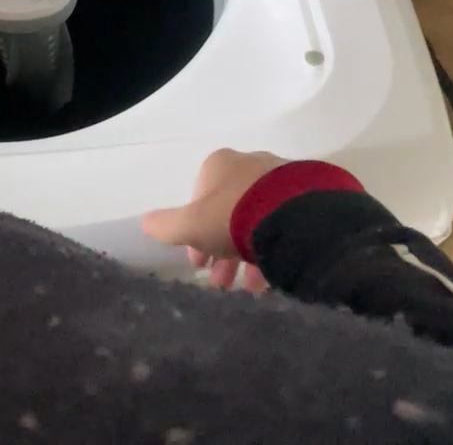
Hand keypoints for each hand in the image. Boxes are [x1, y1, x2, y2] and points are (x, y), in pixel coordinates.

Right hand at [142, 148, 287, 291]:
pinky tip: (274, 276)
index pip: (199, 198)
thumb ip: (167, 225)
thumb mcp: (192, 225)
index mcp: (219, 164)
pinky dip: (274, 248)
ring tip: (249, 288)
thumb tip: (144, 222)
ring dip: (248, 254)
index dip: (194, 233)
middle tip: (222, 282)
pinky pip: (283, 223)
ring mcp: (281, 178)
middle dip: (221, 249)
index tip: (198, 263)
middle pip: (228, 211)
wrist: (297, 217)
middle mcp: (249, 164)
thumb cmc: (235, 216)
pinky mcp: (307, 194)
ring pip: (257, 219)